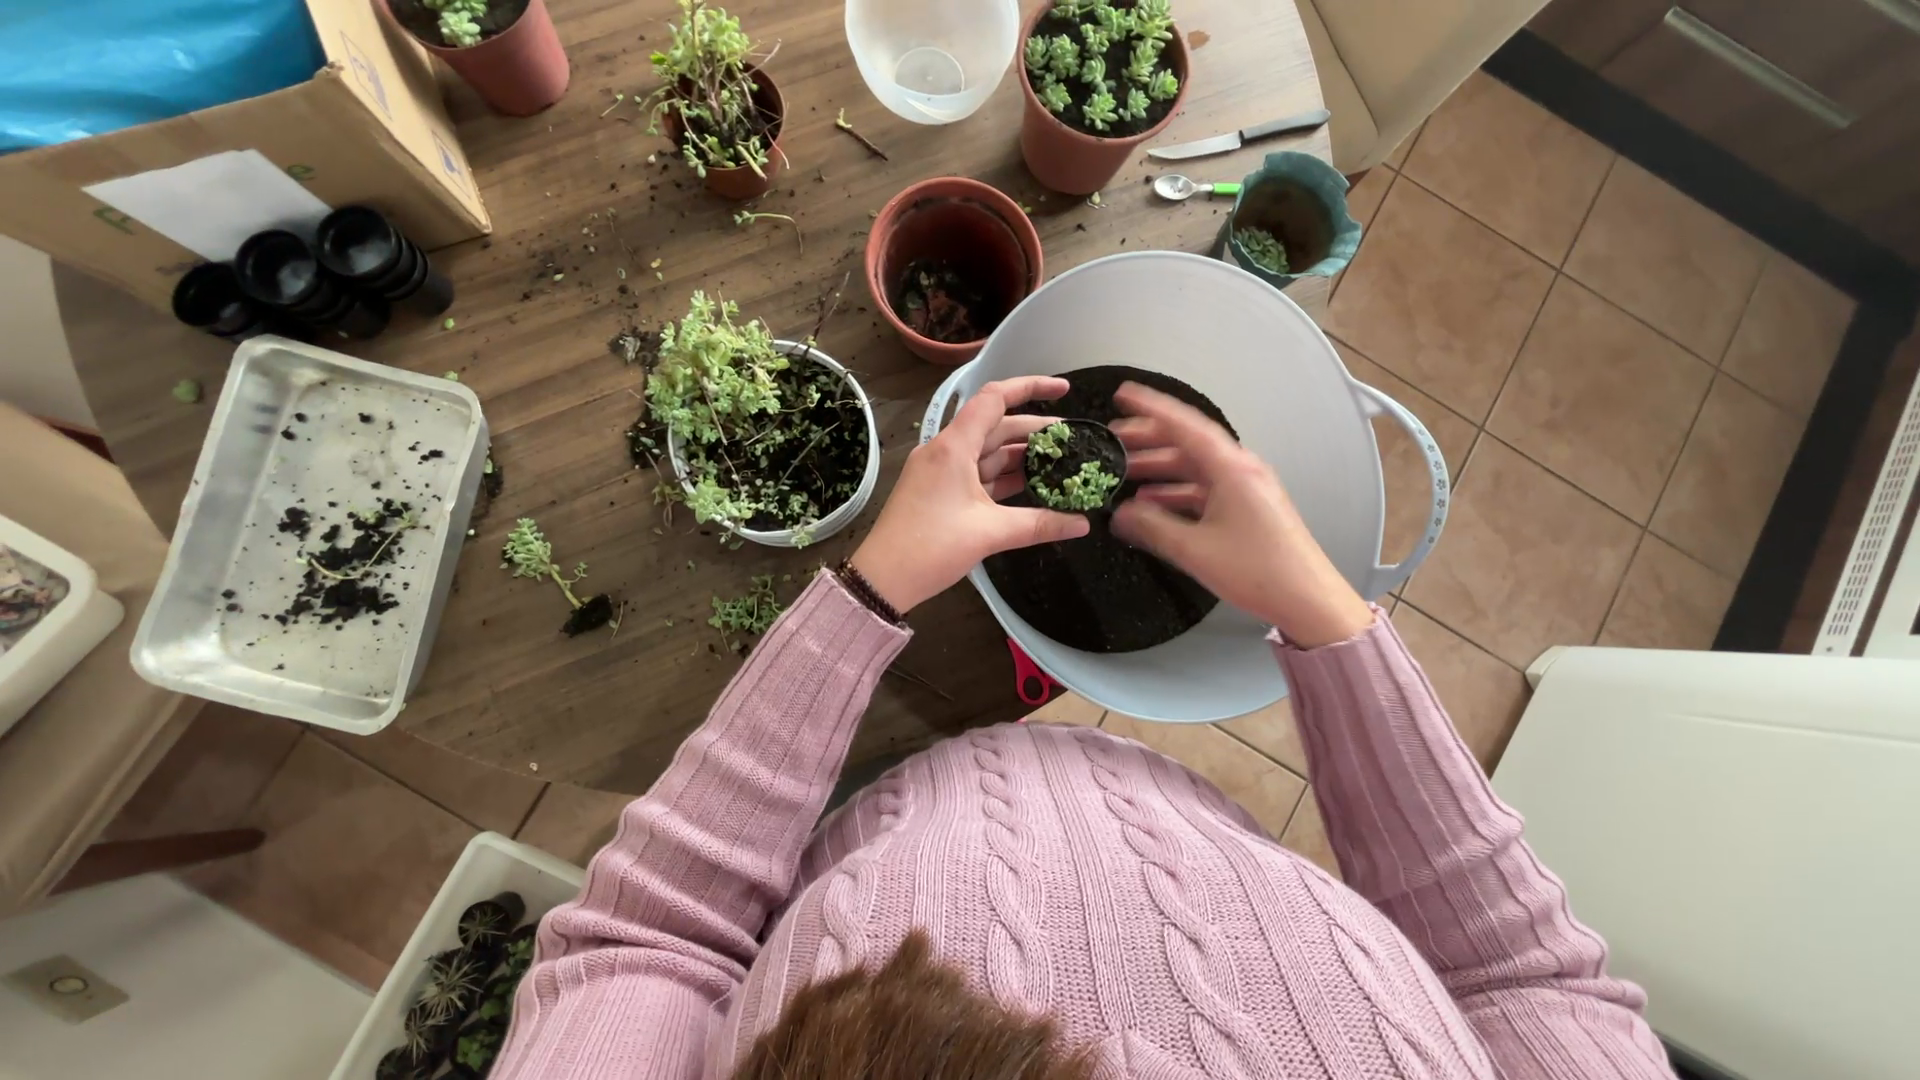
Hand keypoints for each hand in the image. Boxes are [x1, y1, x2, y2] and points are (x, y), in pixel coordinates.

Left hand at [849, 377, 1090, 612]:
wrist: (883, 579)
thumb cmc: (931, 547)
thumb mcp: (990, 533)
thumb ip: (1039, 524)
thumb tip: (1083, 523)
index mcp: (953, 446)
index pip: (995, 398)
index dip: (1031, 387)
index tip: (1064, 389)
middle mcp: (946, 451)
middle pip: (997, 427)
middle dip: (1036, 429)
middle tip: (1074, 439)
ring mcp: (942, 472)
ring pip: (989, 453)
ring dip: (1022, 456)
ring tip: (1062, 461)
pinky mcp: (940, 492)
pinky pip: (979, 475)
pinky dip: (1004, 477)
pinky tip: (1033, 483)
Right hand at [1109, 381, 1371, 646]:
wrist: (1308, 599)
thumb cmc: (1257, 571)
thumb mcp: (1195, 549)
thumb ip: (1152, 527)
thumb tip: (1120, 514)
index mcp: (1231, 469)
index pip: (1185, 425)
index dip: (1151, 408)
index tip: (1123, 394)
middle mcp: (1241, 470)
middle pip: (1188, 443)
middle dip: (1149, 438)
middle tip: (1114, 438)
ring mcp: (1246, 488)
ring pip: (1194, 466)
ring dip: (1160, 466)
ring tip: (1124, 471)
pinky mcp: (1247, 507)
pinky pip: (1204, 488)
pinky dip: (1176, 489)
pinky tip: (1152, 501)